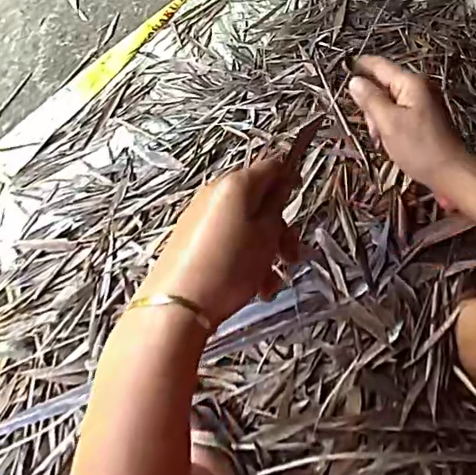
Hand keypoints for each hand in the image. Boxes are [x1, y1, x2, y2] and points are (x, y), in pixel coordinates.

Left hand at [138, 154, 298, 327]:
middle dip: (278, 226)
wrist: (177, 308)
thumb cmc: (228, 268)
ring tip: (270, 280)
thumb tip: (281, 186)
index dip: (289, 177)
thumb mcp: (267, 236)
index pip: (271, 166)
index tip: (298, 192)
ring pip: (243, 222)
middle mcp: (215, 192)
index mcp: (237, 184)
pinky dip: (241, 255)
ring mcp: (199, 215)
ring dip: (263, 247)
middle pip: (257, 199)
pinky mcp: (188, 239)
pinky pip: (225, 238)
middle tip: (289, 251)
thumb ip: (277, 206)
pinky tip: (252, 286)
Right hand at [348, 56, 475, 205]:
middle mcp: (419, 87)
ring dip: (380, 117)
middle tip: (372, 127)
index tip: (344, 69)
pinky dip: (391, 124)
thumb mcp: (388, 123)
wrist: (451, 172)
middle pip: (384, 85)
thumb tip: (355, 81)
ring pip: (390, 101)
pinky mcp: (425, 117)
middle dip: (371, 103)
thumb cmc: (420, 149)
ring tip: (382, 138)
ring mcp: (424, 102)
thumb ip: (370, 99)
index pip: (379, 65)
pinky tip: (391, 140)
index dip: (360, 66)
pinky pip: (400, 113)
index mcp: (411, 83)